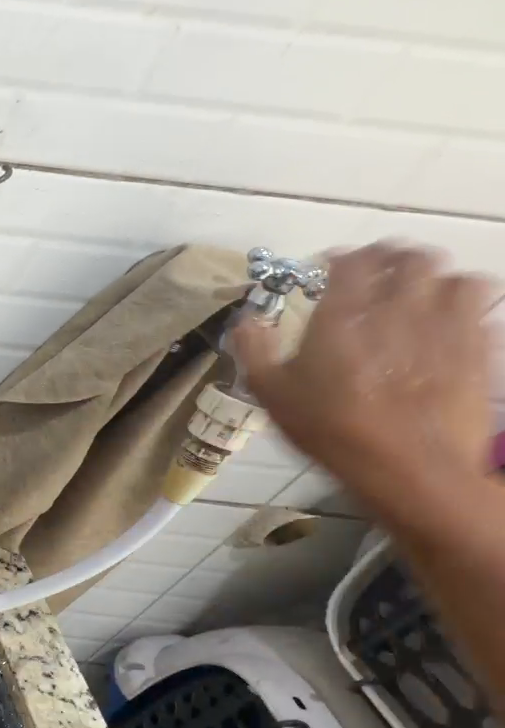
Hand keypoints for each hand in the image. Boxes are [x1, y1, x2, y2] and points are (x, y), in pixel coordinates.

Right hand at [231, 242, 496, 519]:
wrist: (412, 471)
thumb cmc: (331, 430)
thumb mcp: (270, 392)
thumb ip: (254, 348)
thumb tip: (246, 320)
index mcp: (343, 319)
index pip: (353, 262)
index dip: (340, 257)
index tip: (328, 266)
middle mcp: (400, 315)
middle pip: (414, 259)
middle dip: (393, 258)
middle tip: (375, 271)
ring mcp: (448, 332)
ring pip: (460, 278)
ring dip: (437, 279)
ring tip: (418, 293)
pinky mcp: (479, 354)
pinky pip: (482, 313)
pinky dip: (464, 310)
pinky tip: (445, 325)